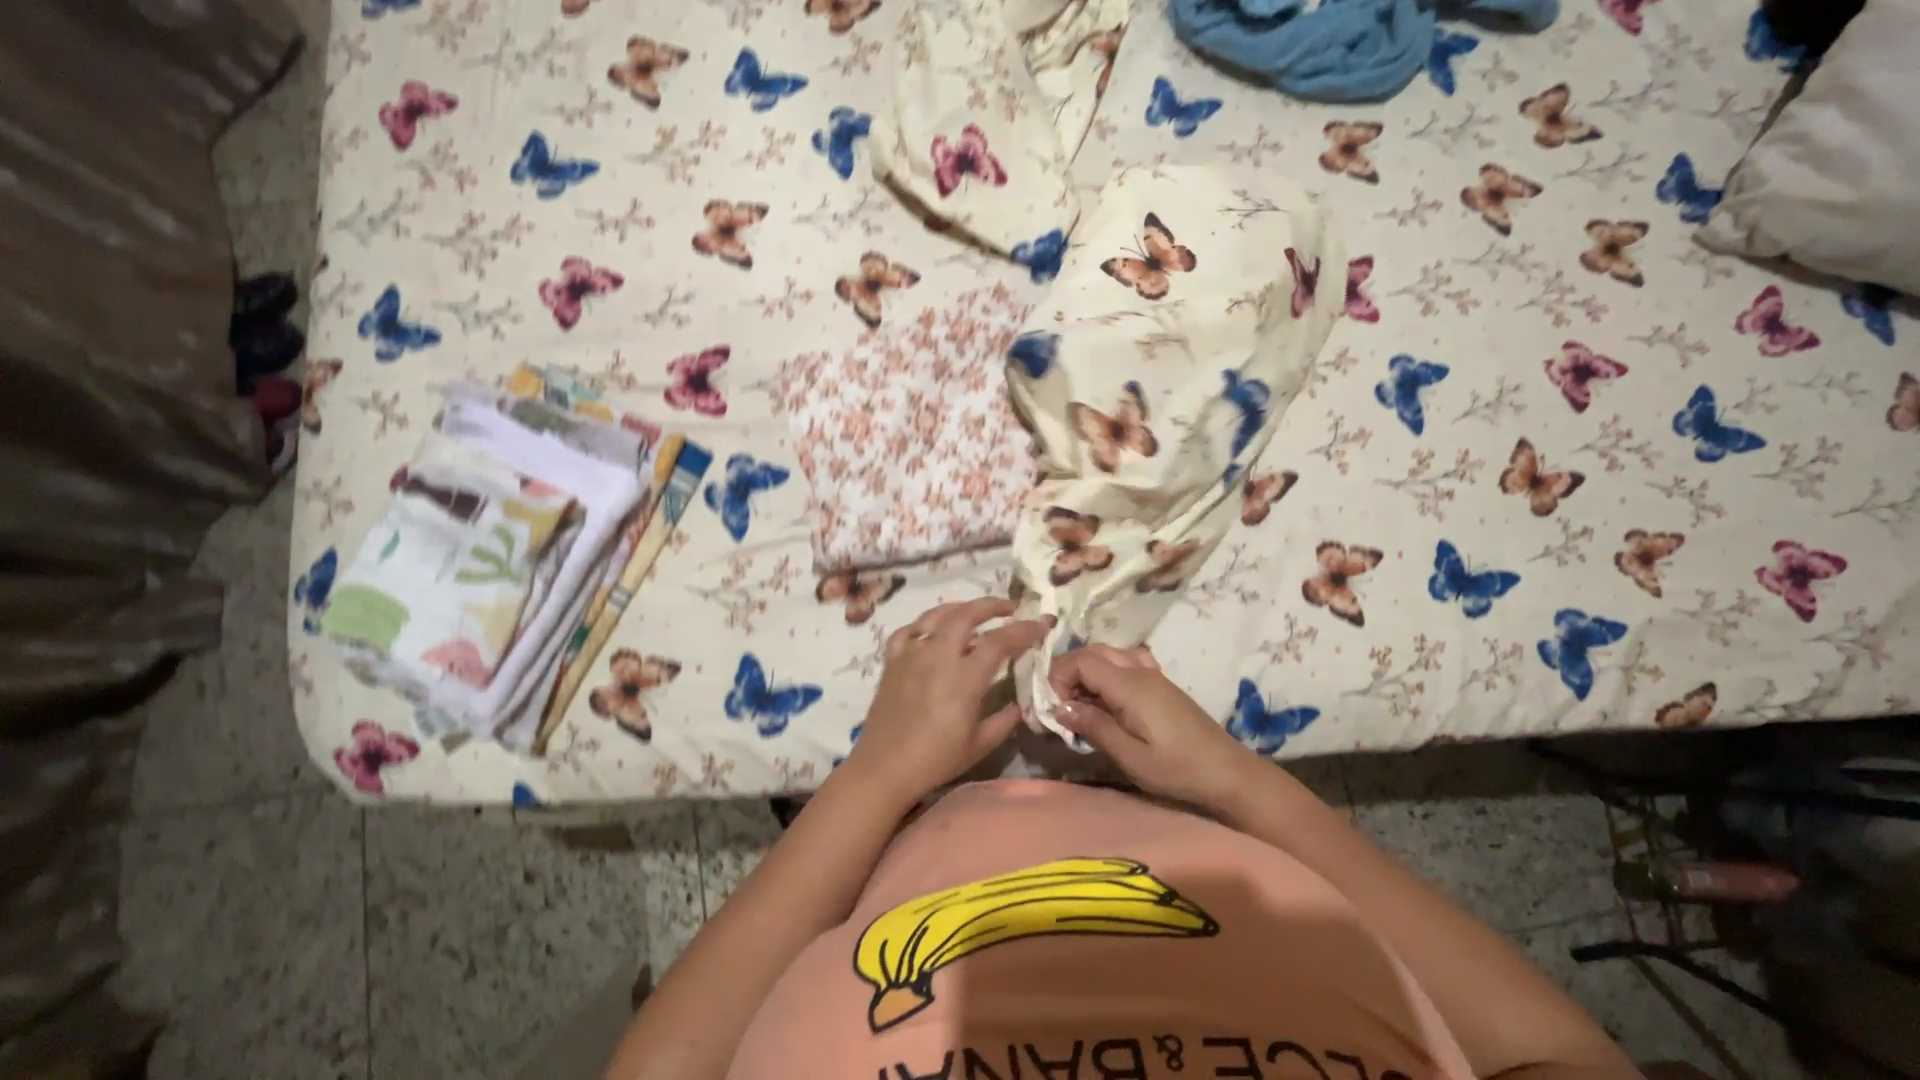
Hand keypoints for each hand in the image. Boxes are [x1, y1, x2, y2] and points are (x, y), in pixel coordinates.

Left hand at [840, 597, 1051, 807]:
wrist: (883, 768)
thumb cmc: (935, 760)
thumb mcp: (979, 745)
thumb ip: (1004, 720)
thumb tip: (1019, 705)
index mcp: (964, 677)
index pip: (999, 641)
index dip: (1024, 630)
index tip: (1041, 623)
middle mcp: (937, 656)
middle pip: (966, 614)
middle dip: (992, 606)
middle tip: (1011, 608)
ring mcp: (911, 655)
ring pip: (936, 616)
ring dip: (961, 607)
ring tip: (976, 611)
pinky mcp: (892, 662)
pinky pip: (908, 631)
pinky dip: (925, 624)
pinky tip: (933, 630)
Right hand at [1047, 644, 1262, 812]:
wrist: (1227, 772)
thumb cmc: (1177, 769)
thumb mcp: (1131, 757)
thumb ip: (1094, 727)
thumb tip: (1059, 708)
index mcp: (1130, 686)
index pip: (1081, 660)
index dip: (1058, 677)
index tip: (1055, 709)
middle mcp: (1140, 670)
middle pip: (1093, 651)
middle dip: (1069, 672)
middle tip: (1063, 707)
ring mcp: (1153, 675)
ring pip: (1109, 654)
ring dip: (1088, 671)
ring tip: (1083, 705)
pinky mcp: (1161, 684)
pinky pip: (1126, 662)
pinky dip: (1108, 672)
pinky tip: (1109, 700)